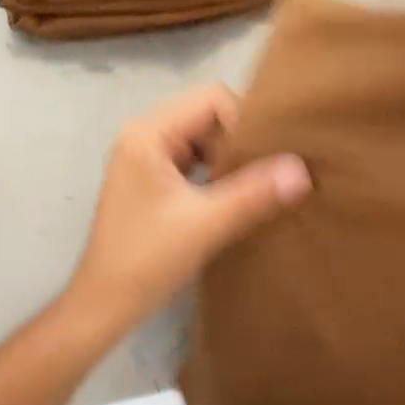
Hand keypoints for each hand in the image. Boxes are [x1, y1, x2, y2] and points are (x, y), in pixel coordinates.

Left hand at [67, 84, 310, 326]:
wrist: (102, 306)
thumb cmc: (146, 261)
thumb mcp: (205, 225)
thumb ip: (254, 193)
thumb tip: (302, 170)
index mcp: (147, 133)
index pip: (212, 99)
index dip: (243, 124)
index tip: (263, 160)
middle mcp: (142, 133)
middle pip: (206, 112)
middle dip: (237, 140)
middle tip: (262, 172)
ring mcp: (143, 155)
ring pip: (201, 135)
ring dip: (228, 156)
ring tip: (250, 185)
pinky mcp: (148, 177)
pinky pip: (191, 156)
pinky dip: (214, 169)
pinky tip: (231, 195)